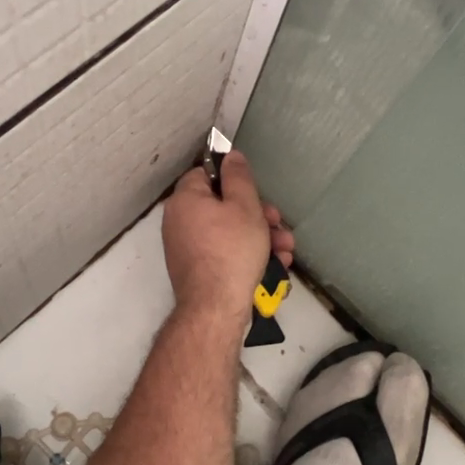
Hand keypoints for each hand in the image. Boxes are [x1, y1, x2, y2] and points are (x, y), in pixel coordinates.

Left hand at [162, 152, 294, 321]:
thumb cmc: (232, 250)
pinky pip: (224, 253)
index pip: (206, 174)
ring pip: (229, 233)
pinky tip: (273, 267)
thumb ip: (239, 177)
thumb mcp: (245, 206)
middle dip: (258, 216)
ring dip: (260, 238)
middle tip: (278, 224)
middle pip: (223, 207)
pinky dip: (247, 256)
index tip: (256, 192)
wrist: (216, 308)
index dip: (233, 180)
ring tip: (284, 251)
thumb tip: (230, 156)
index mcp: (185, 200)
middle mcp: (180, 222)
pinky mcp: (198, 271)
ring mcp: (187, 249)